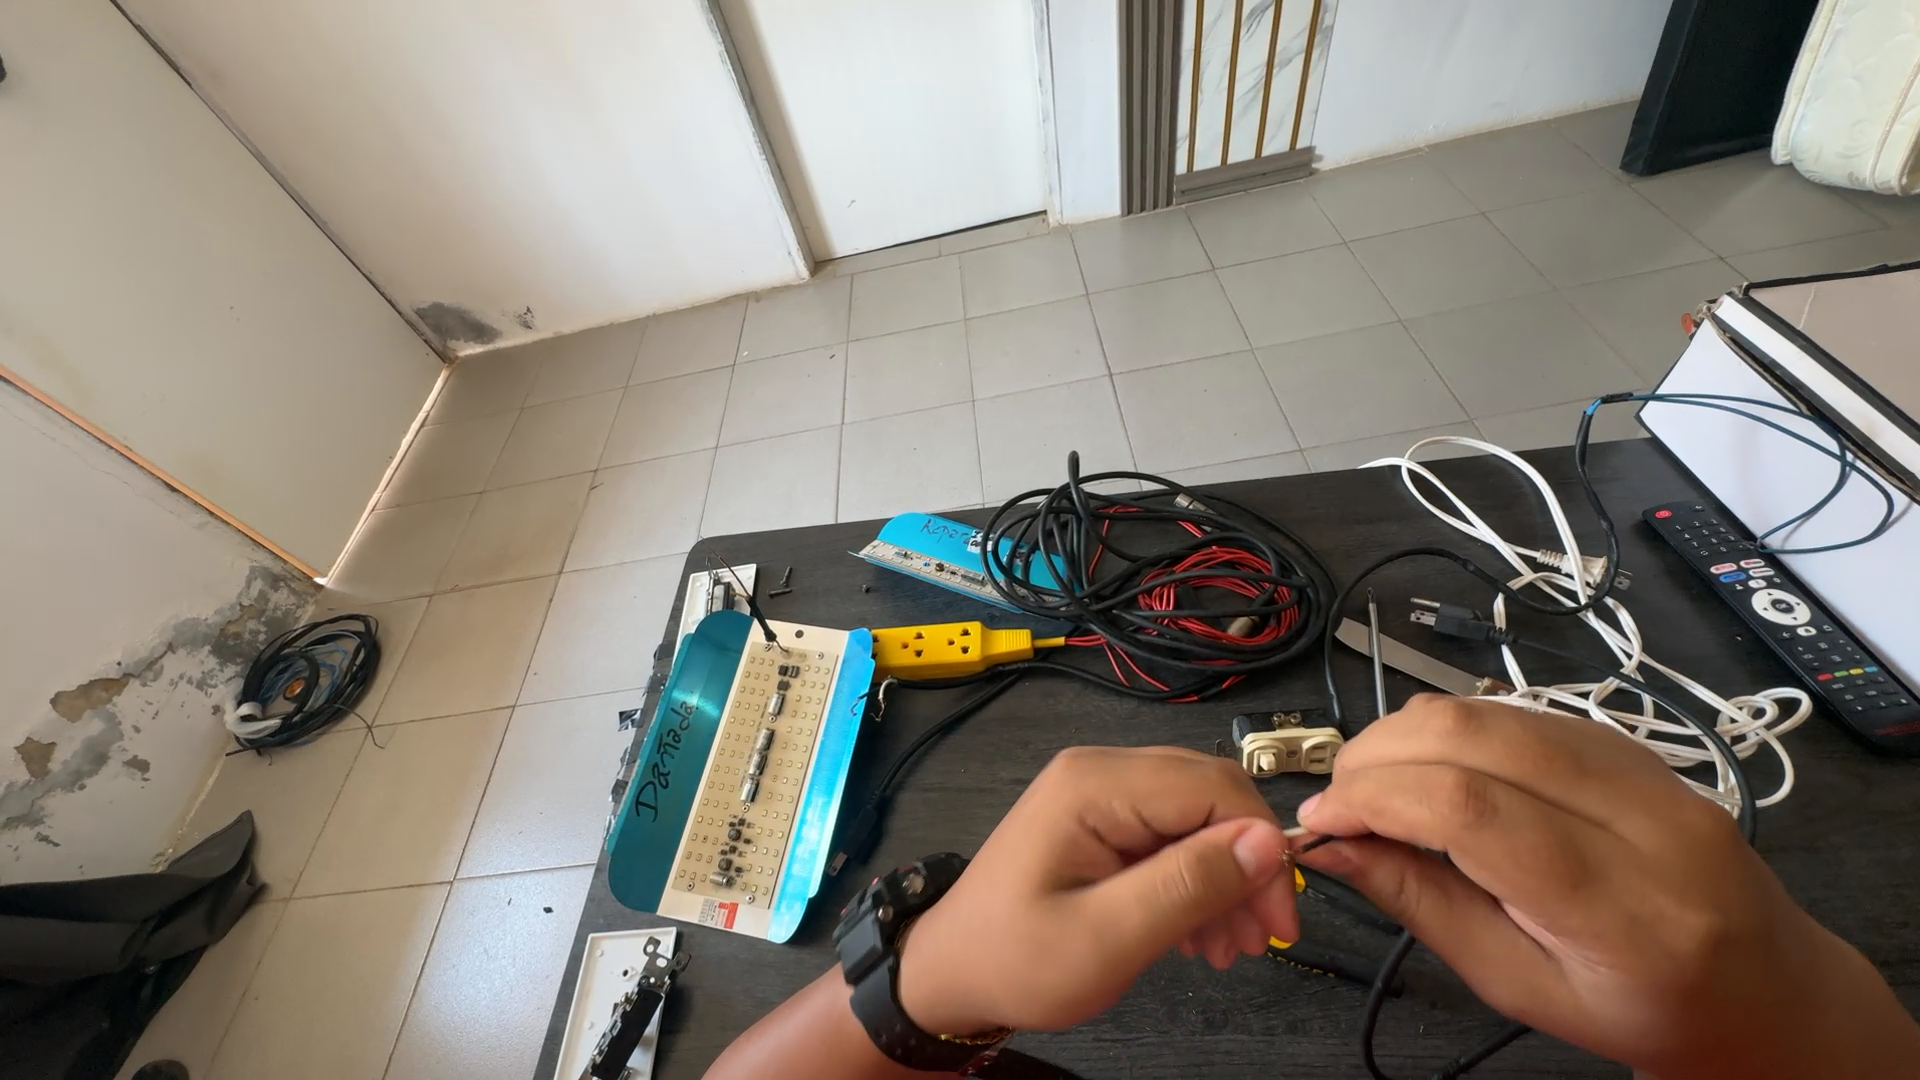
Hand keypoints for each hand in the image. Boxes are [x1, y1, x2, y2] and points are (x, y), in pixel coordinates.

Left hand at [894, 745, 1300, 1035]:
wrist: (954, 968)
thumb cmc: (1017, 958)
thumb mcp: (1106, 937)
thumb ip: (1186, 885)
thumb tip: (1267, 841)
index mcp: (1094, 784)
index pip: (1210, 785)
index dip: (1261, 845)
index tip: (1280, 920)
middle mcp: (1098, 771)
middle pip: (1205, 795)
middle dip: (1245, 865)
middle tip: (1261, 940)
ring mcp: (1096, 792)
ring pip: (1192, 816)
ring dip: (1223, 879)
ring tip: (1228, 947)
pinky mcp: (1098, 819)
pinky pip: (1166, 835)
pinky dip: (1192, 880)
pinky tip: (1197, 932)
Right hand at [1296, 694, 1919, 1079]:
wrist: (1769, 990)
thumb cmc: (1637, 1008)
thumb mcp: (1515, 984)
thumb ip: (1417, 903)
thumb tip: (1328, 844)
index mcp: (1628, 911)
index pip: (1470, 810)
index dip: (1373, 798)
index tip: (1320, 819)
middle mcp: (1648, 820)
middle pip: (1470, 736)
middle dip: (1375, 754)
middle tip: (1340, 796)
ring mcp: (1642, 767)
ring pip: (1480, 709)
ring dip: (1399, 735)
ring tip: (1375, 782)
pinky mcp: (1621, 740)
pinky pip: (1503, 709)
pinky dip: (1440, 729)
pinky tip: (1427, 768)